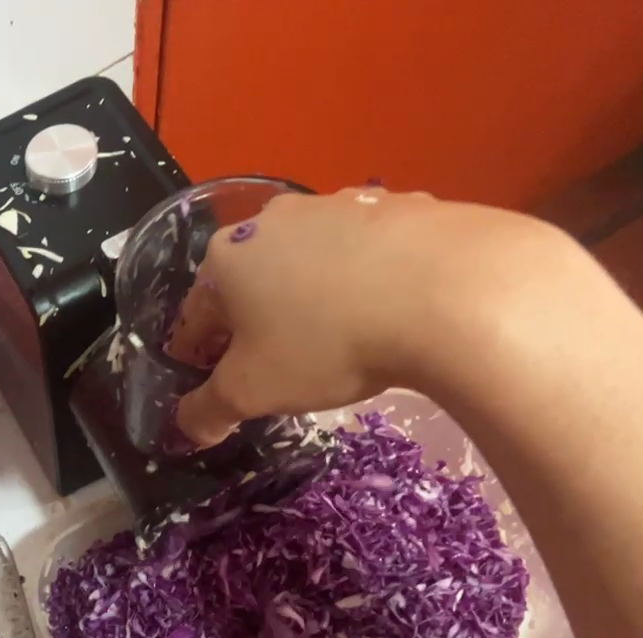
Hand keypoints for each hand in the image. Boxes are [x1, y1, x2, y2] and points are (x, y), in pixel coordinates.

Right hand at [170, 187, 588, 446]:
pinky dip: (363, 284)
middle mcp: (272, 220)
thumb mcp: (249, 394)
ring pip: (305, 267)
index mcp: (224, 258)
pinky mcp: (401, 205)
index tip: (217, 391)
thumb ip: (204, 413)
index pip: (191, 320)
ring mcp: (340, 204)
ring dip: (306, 303)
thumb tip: (187, 429)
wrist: (455, 294)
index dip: (197, 362)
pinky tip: (385, 315)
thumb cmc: (325, 343)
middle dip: (252, 328)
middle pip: (247, 287)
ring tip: (335, 344)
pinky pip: (364, 255)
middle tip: (276, 371)